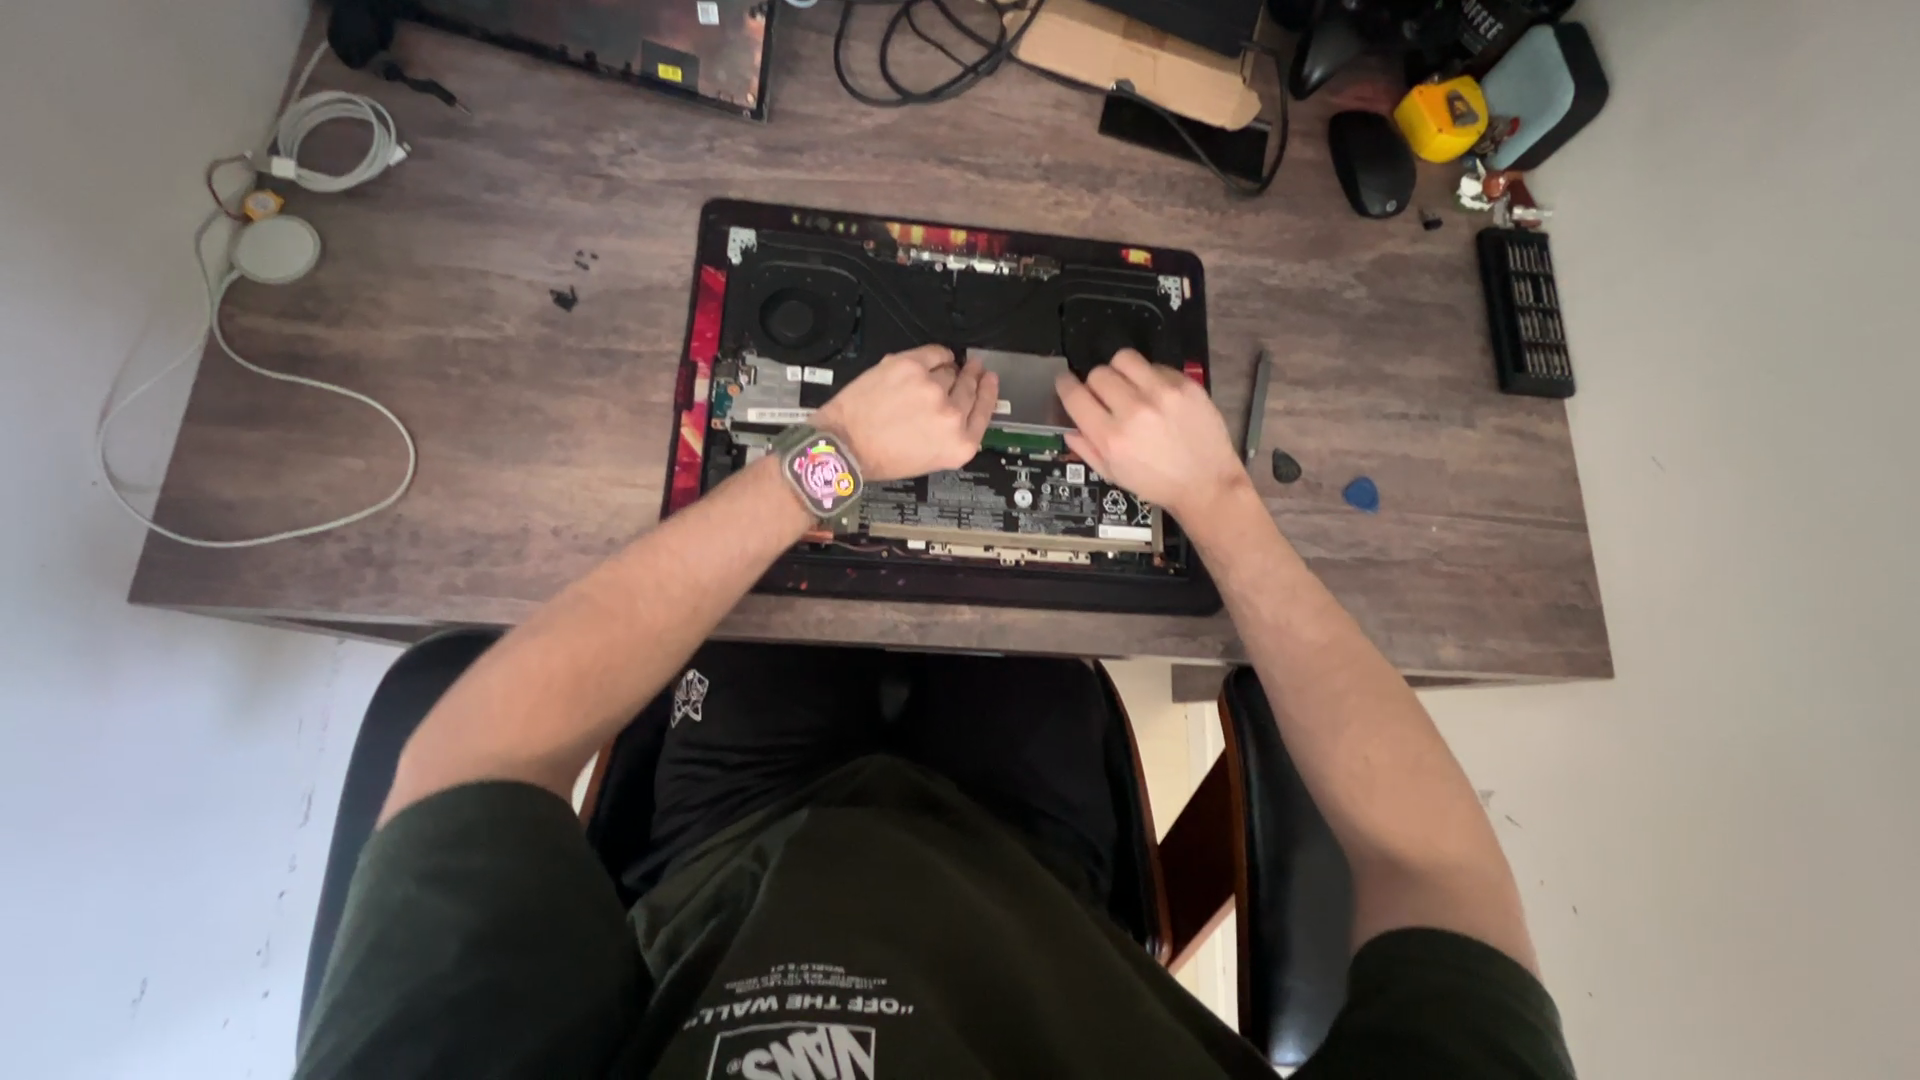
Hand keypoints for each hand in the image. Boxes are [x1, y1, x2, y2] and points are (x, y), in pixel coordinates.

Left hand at [814, 345, 998, 482]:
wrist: (845, 445)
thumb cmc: (879, 457)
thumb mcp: (929, 459)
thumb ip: (950, 436)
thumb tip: (959, 410)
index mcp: (959, 445)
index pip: (984, 412)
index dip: (988, 393)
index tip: (989, 381)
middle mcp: (951, 416)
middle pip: (969, 389)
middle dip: (971, 377)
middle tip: (973, 368)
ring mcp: (932, 389)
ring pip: (950, 371)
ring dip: (947, 370)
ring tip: (942, 370)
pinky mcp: (911, 367)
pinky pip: (934, 352)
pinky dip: (937, 354)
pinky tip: (937, 356)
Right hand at [1054, 349, 1249, 521]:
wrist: (1207, 482)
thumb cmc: (1157, 483)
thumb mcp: (1114, 475)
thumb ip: (1087, 449)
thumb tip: (1070, 428)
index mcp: (1111, 437)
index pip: (1075, 396)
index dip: (1065, 385)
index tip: (1065, 382)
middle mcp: (1133, 411)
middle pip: (1098, 374)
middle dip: (1095, 384)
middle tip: (1105, 396)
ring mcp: (1161, 394)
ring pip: (1123, 359)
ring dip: (1119, 371)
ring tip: (1127, 385)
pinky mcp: (1185, 384)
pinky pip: (1155, 365)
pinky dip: (1149, 376)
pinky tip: (1155, 394)